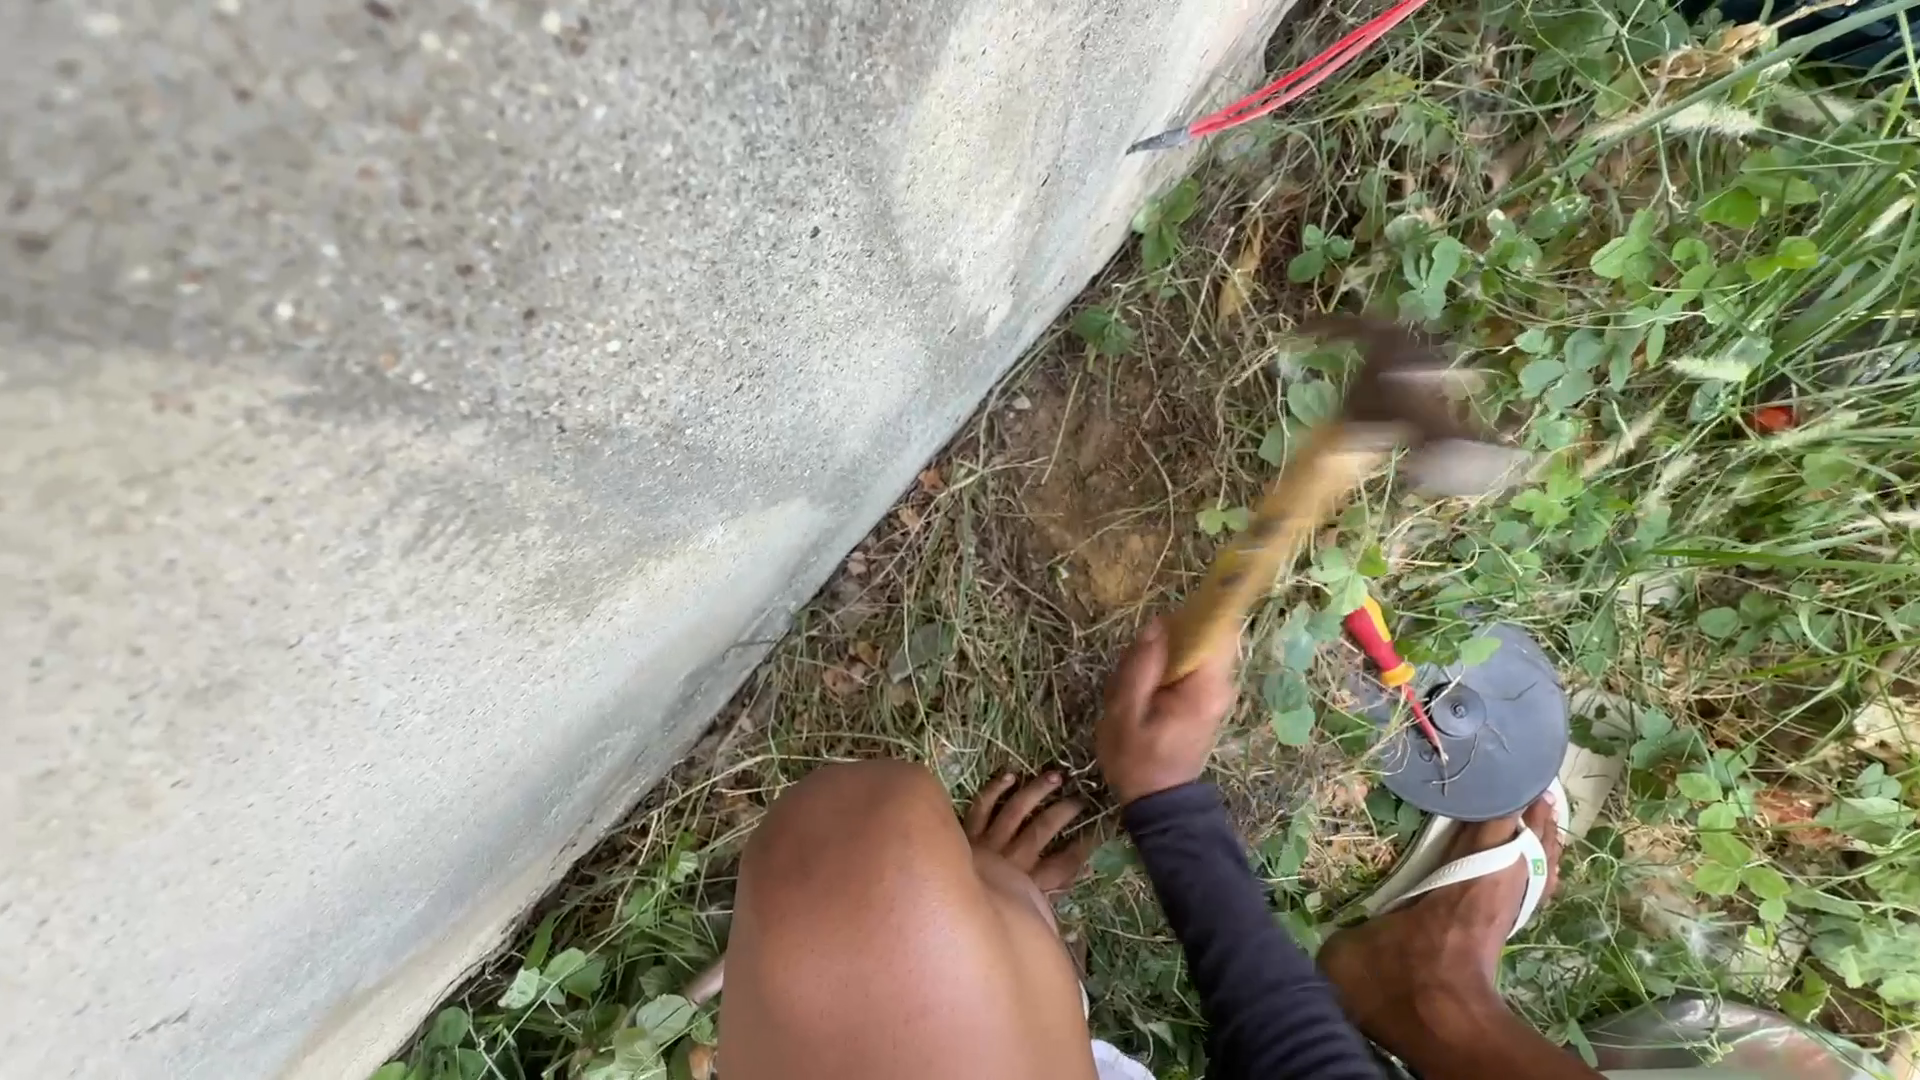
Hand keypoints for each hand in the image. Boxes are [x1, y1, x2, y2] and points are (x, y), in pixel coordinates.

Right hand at [1096, 617, 1239, 803]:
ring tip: (1134, 684)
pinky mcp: (1206, 696)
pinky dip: (1164, 668)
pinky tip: (1142, 692)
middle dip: (1166, 638)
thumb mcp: (1125, 713)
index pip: (1220, 629)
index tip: (1163, 619)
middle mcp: (1221, 685)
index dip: (1196, 612)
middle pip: (1202, 635)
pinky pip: (1188, 664)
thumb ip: (1141, 666)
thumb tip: (1157, 623)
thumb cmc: (1137, 760)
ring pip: (1191, 648)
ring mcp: (1216, 691)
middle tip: (1134, 665)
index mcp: (1206, 687)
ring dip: (1161, 655)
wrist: (1158, 802)